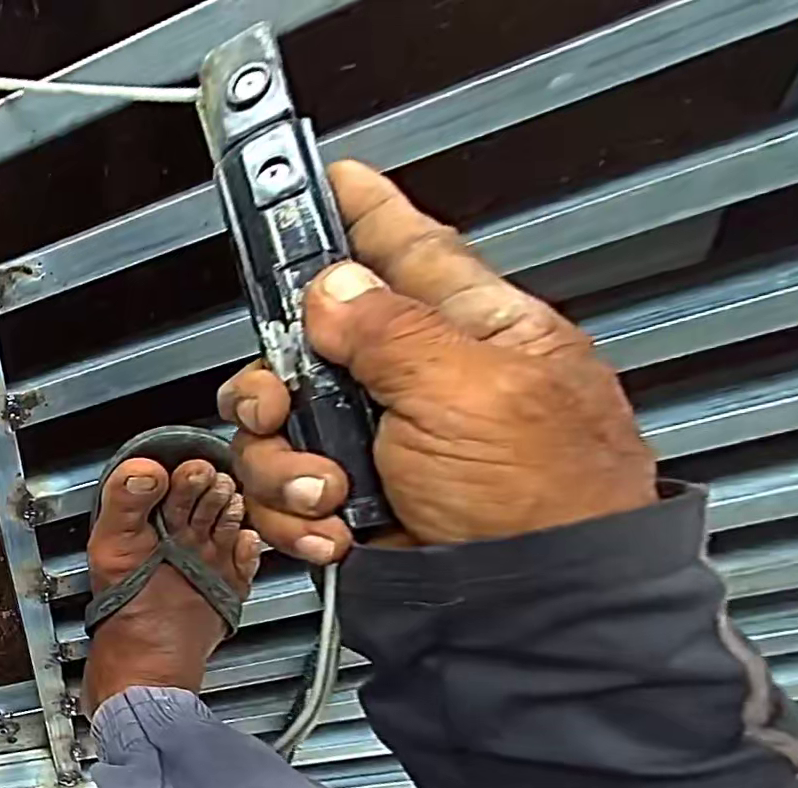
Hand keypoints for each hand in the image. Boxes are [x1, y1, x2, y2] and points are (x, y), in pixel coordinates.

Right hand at [216, 161, 656, 563]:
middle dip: (266, 391)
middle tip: (276, 411)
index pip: (398, 253)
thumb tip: (331, 289)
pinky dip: (290, 513)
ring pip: (262, 429)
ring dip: (283, 468)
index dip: (358, 215)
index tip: (327, 181)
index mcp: (453, 335)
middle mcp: (391, 383)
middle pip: (287, 355)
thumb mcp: (477, 392)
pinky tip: (334, 526)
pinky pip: (267, 486)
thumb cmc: (534, 495)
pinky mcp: (323, 490)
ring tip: (332, 495)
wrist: (505, 597)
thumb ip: (395, 332)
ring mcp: (352, 440)